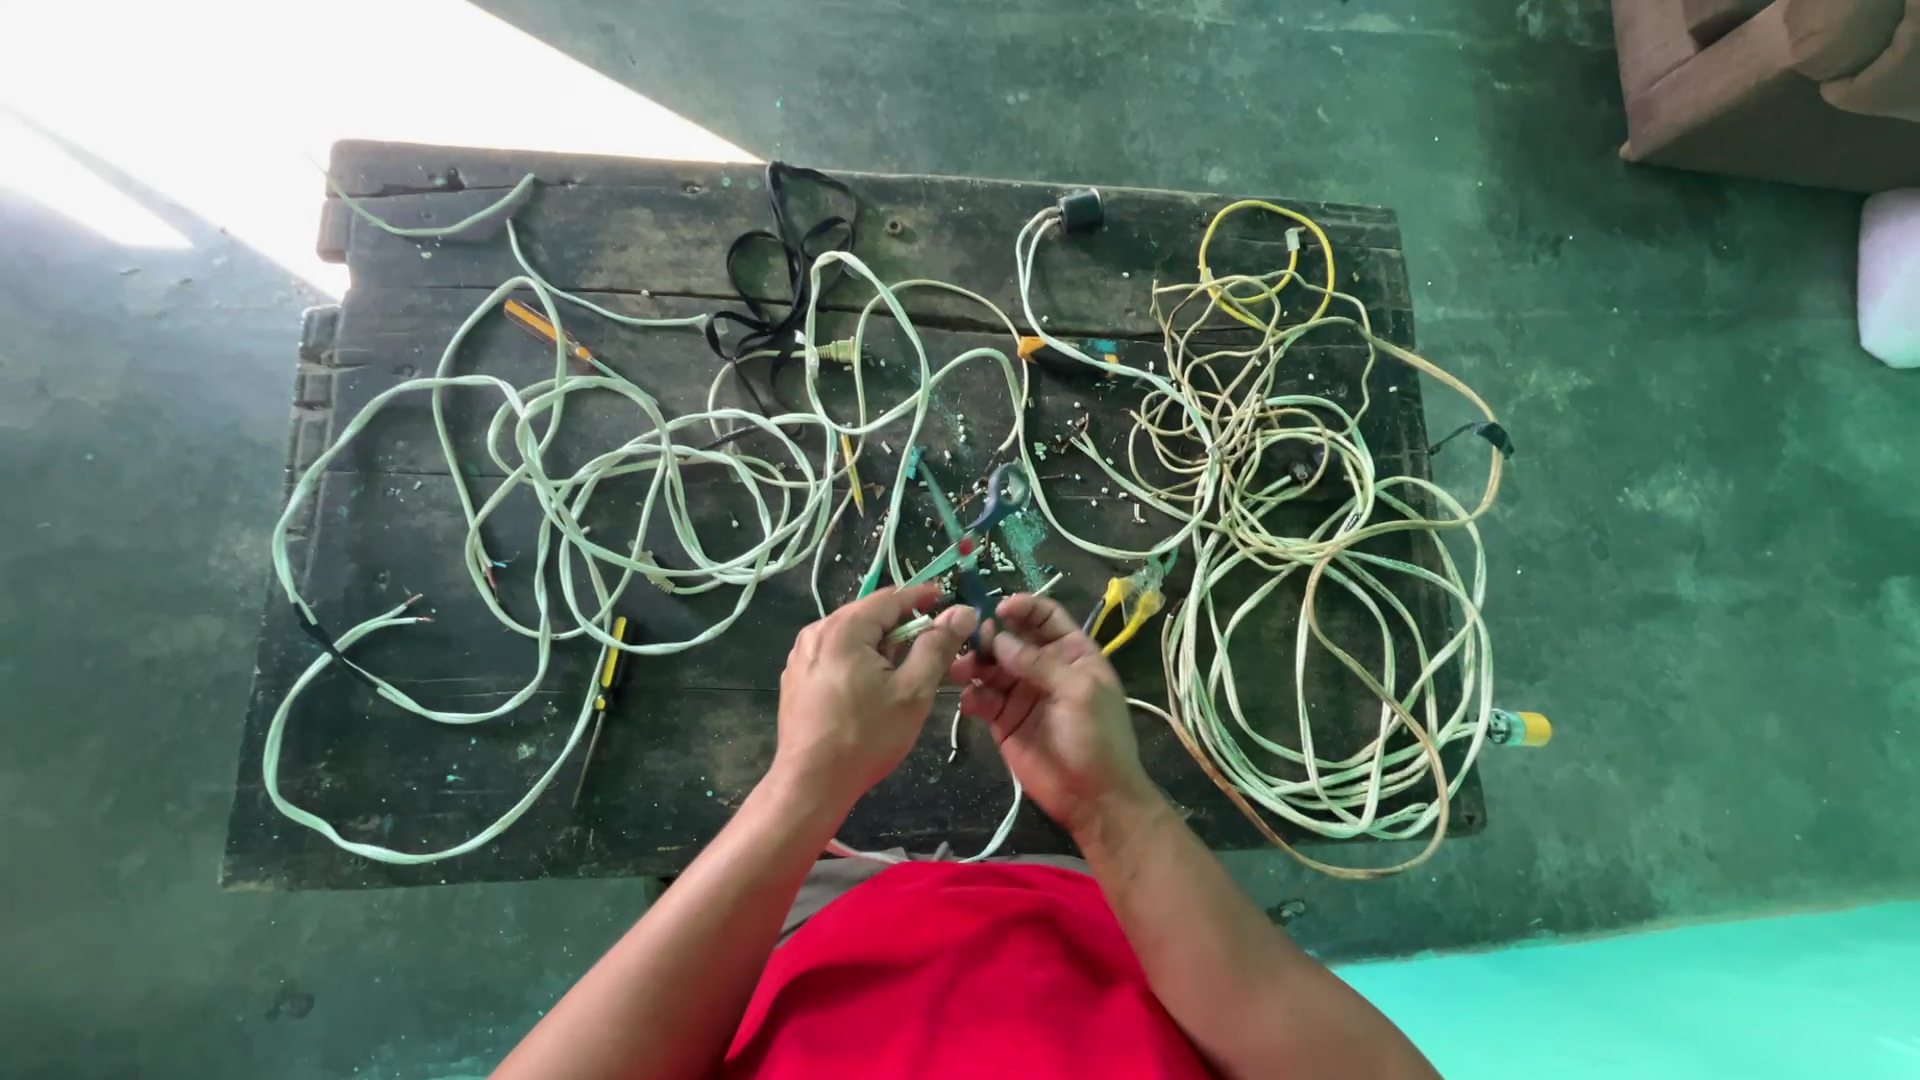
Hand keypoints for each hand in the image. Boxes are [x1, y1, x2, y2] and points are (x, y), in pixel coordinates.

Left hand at [773, 584, 977, 812]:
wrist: (810, 784)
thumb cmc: (866, 737)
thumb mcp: (912, 692)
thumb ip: (937, 647)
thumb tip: (962, 613)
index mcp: (843, 629)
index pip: (890, 598)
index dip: (922, 597)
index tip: (947, 599)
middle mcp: (816, 632)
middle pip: (869, 615)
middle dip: (902, 625)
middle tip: (930, 646)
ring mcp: (801, 656)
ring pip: (851, 636)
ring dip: (880, 645)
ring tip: (902, 672)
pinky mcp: (796, 678)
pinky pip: (834, 654)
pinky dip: (857, 660)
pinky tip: (869, 689)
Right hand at [948, 593, 1158, 835]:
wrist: (1093, 798)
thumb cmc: (1098, 737)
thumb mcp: (1079, 692)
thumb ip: (1039, 662)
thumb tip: (999, 639)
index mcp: (1071, 652)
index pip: (1044, 616)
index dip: (1022, 607)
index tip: (997, 608)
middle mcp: (1043, 666)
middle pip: (1009, 637)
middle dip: (989, 635)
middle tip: (971, 641)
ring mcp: (1020, 692)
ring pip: (989, 665)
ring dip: (973, 663)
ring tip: (960, 671)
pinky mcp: (1002, 719)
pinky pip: (980, 698)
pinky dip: (971, 696)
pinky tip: (969, 702)